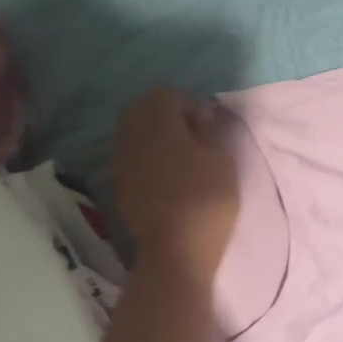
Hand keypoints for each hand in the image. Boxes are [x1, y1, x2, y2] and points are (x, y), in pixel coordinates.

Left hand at [113, 87, 239, 270]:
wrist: (174, 248)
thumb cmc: (206, 200)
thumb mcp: (223, 162)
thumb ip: (212, 131)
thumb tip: (202, 115)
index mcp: (157, 118)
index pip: (168, 93)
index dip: (190, 106)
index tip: (209, 129)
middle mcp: (131, 130)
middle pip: (145, 108)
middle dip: (168, 118)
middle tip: (194, 142)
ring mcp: (120, 156)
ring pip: (135, 132)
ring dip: (155, 139)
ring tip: (181, 162)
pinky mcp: (119, 181)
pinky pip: (131, 156)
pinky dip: (147, 159)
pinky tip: (166, 180)